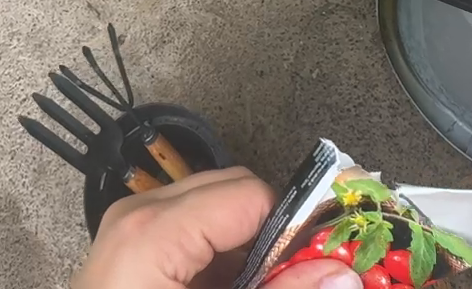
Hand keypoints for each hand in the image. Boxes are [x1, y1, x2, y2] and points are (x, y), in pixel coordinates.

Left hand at [74, 166, 361, 288]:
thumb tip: (342, 275)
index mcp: (154, 231)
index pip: (250, 194)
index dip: (292, 229)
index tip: (321, 266)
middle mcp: (140, 212)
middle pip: (234, 192)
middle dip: (272, 237)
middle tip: (296, 282)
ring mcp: (130, 225)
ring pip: (216, 209)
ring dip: (248, 249)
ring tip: (261, 288)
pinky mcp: (129, 245)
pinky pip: (191, 229)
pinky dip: (220, 258)